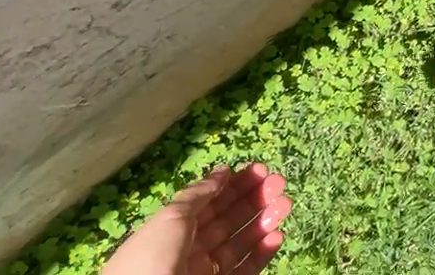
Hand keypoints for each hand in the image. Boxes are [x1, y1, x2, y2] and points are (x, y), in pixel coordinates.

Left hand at [101, 164, 291, 274]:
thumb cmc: (149, 262)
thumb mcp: (170, 220)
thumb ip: (199, 194)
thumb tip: (223, 171)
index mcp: (173, 232)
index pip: (210, 203)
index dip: (234, 185)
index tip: (259, 169)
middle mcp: (191, 250)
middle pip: (229, 220)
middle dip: (255, 199)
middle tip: (278, 182)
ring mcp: (206, 273)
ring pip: (241, 243)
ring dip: (265, 221)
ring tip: (285, 204)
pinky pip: (246, 270)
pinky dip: (263, 253)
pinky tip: (276, 236)